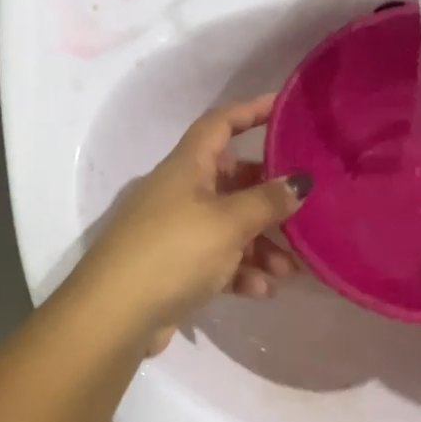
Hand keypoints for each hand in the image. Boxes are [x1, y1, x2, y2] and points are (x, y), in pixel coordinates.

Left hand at [69, 94, 310, 353]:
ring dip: (262, 246)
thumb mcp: (228, 223)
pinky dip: (241, 272)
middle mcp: (180, 192)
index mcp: (186, 167)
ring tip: (291, 270)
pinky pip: (217, 261)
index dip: (251, 111)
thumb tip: (301, 181)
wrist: (116, 314)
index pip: (220, 124)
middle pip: (233, 182)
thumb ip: (268, 201)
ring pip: (230, 227)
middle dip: (270, 200)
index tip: (284, 107)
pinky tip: (262, 291)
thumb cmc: (174, 252)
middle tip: (304, 212)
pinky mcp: (175, 268)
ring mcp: (175, 231)